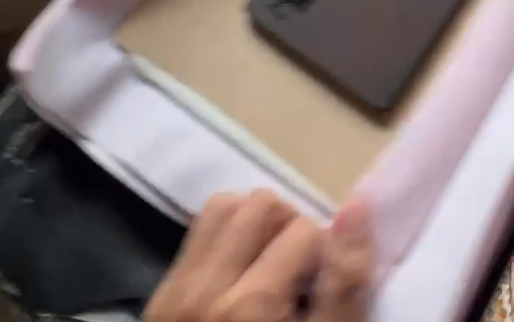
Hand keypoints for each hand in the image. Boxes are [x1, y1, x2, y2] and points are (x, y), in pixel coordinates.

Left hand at [146, 190, 373, 321]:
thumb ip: (345, 284)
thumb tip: (356, 208)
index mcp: (249, 309)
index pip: (305, 230)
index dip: (324, 260)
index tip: (319, 298)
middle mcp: (203, 292)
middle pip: (261, 204)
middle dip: (290, 230)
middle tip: (298, 278)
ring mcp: (173, 296)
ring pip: (224, 208)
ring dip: (255, 226)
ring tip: (270, 270)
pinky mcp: (157, 304)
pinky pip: (197, 235)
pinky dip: (225, 240)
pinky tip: (240, 280)